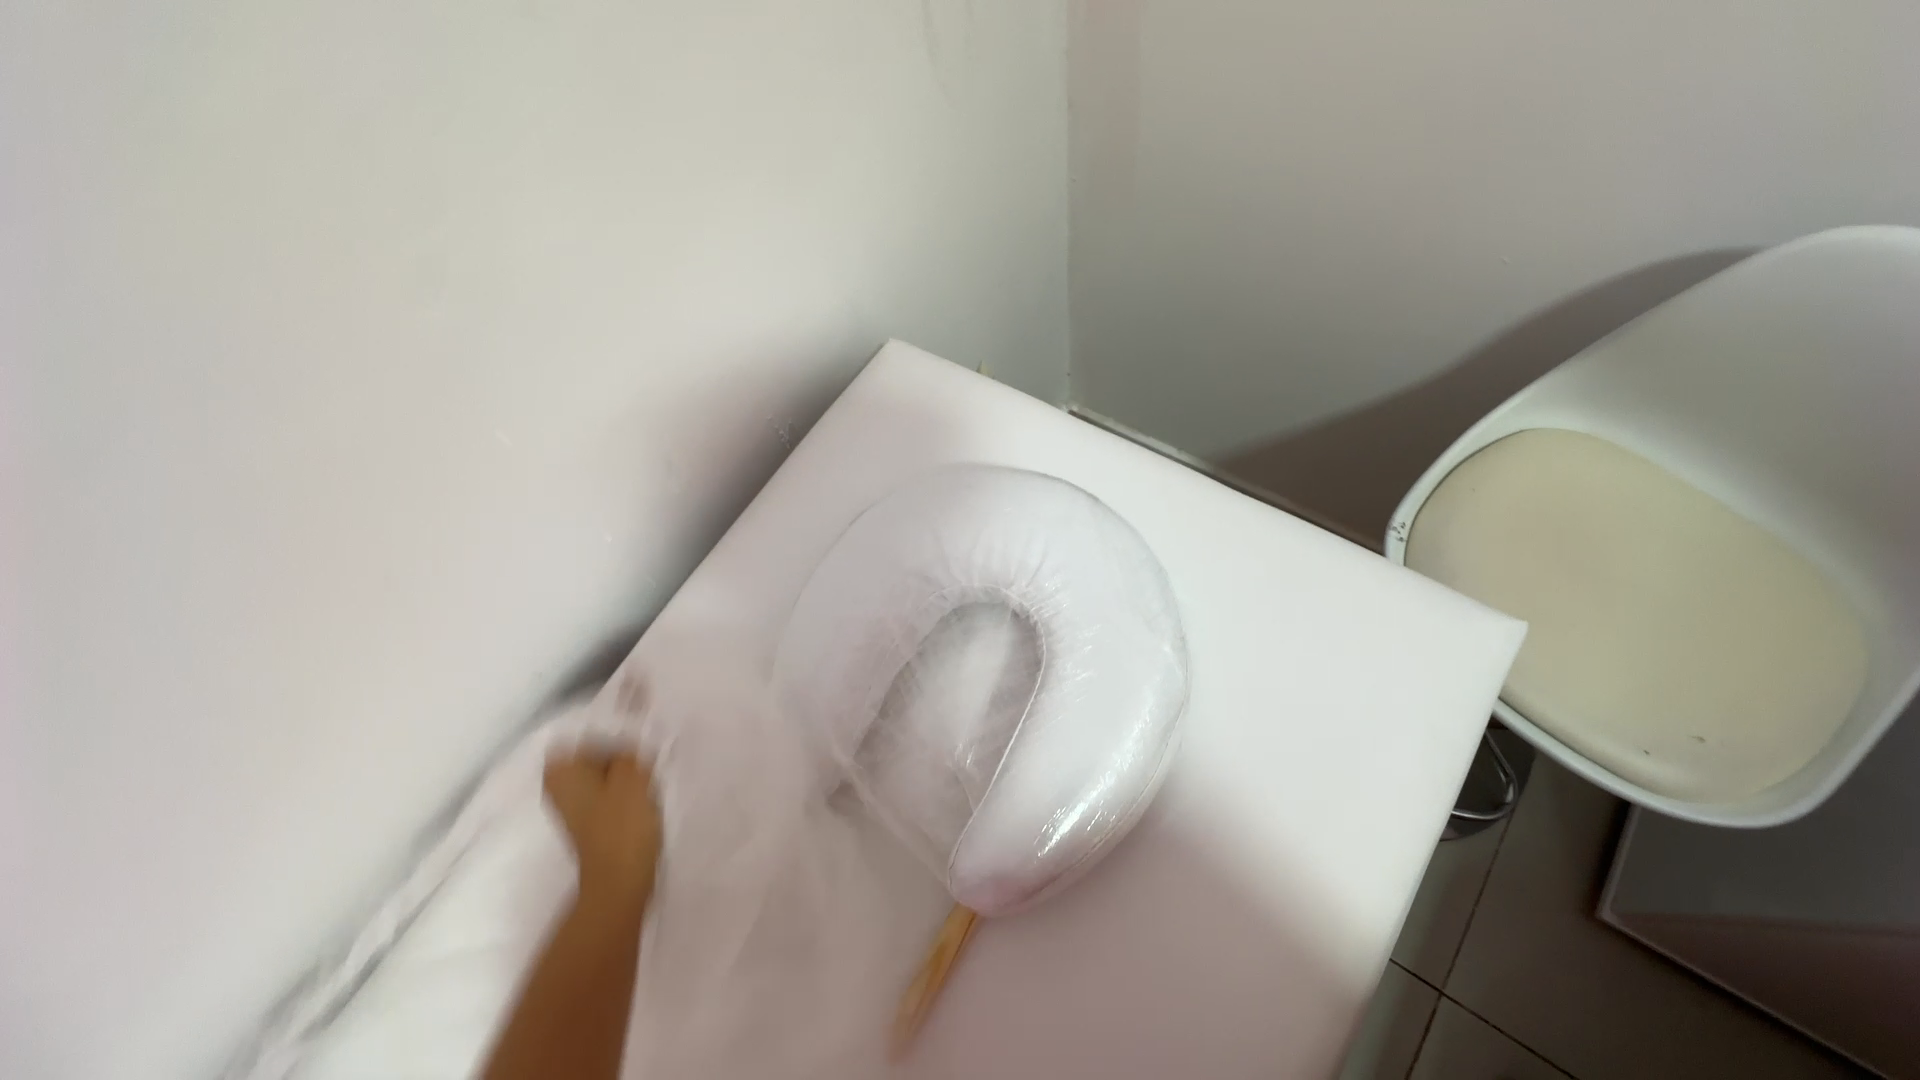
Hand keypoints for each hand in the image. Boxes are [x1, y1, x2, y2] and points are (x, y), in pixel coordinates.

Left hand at [544, 747, 662, 905]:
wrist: (618, 881)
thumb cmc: (623, 825)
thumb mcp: (633, 777)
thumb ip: (629, 752)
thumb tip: (626, 746)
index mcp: (561, 770)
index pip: (589, 736)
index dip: (615, 738)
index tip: (637, 749)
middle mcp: (557, 786)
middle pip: (593, 755)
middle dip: (618, 757)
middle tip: (643, 765)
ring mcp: (569, 807)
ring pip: (601, 775)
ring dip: (622, 775)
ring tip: (644, 784)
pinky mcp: (585, 823)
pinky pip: (604, 795)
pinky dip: (620, 794)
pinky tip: (640, 802)